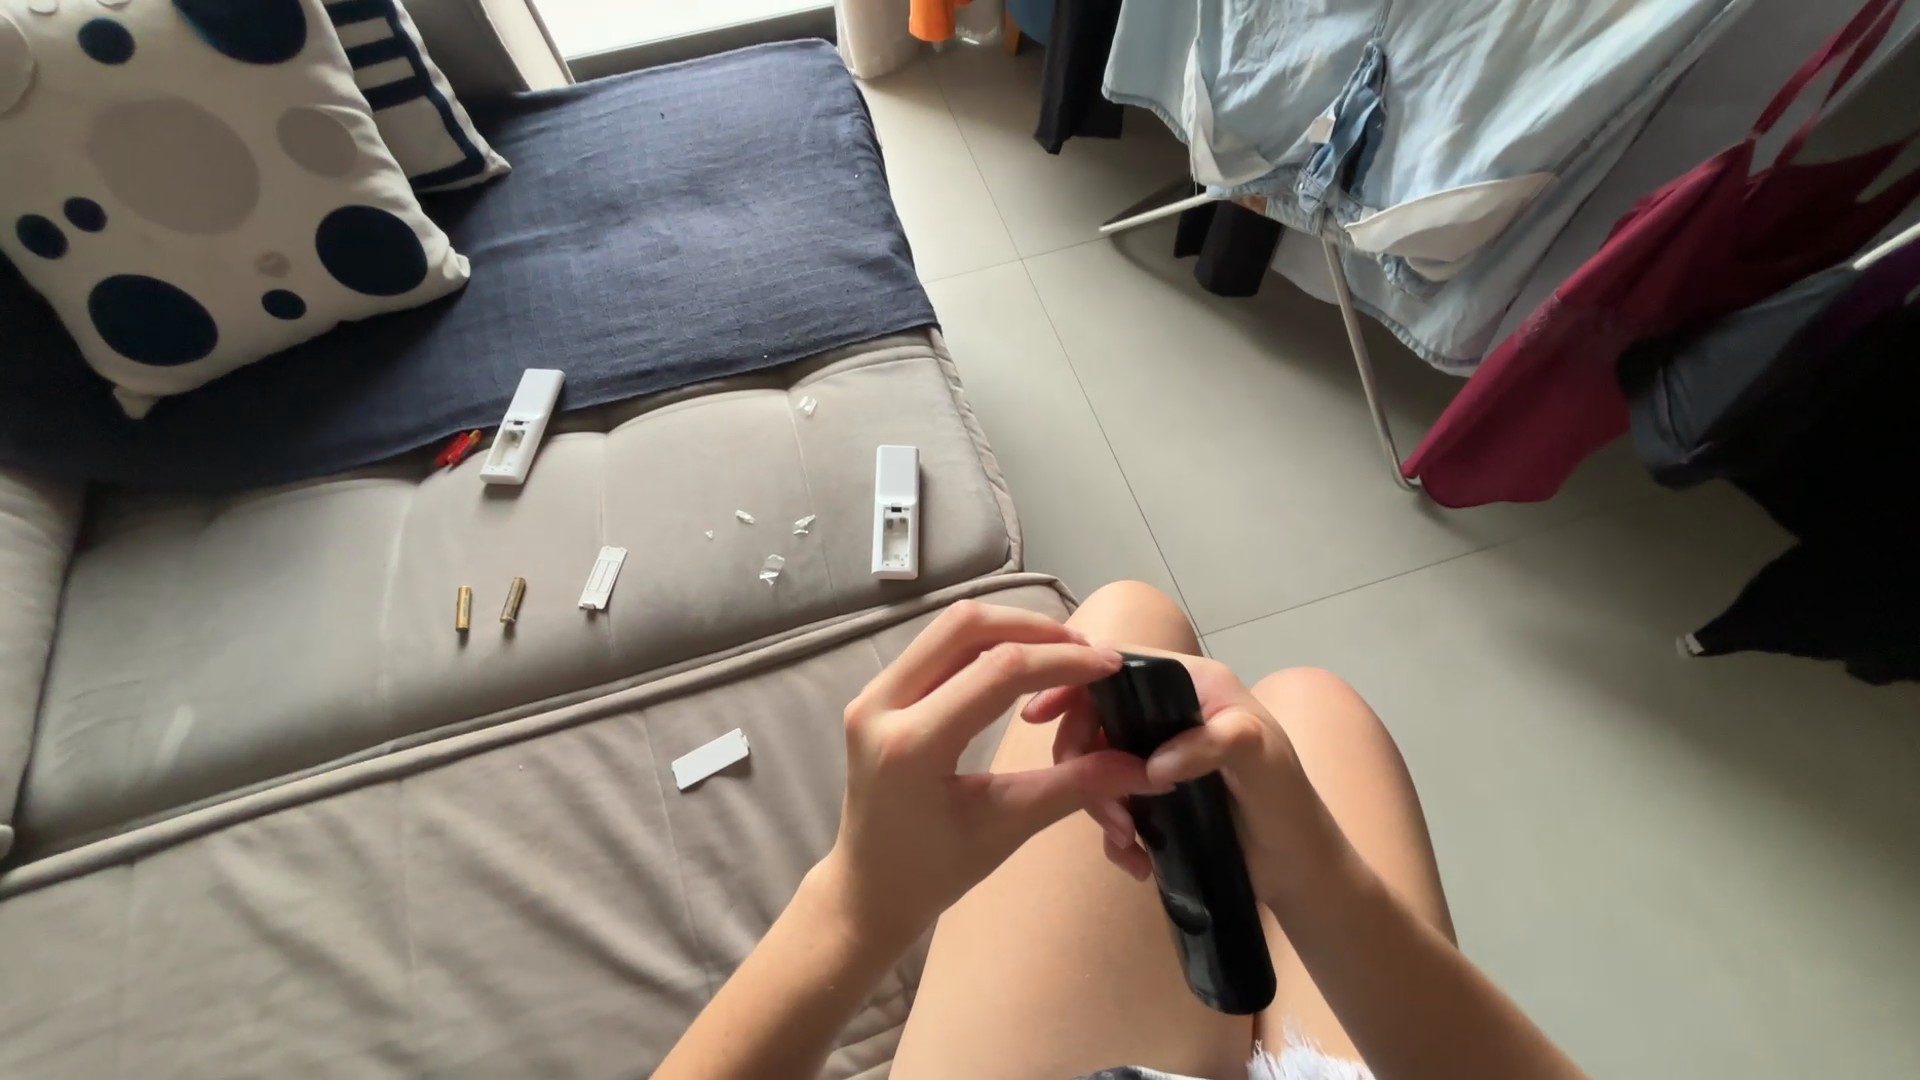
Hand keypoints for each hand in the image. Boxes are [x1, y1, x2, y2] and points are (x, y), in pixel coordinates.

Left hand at [824, 601, 1170, 947]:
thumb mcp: (1007, 827)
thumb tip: (1143, 765)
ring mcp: (872, 694)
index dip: (1060, 660)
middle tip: (1082, 648)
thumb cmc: (934, 870)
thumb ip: (1073, 786)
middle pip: (964, 626)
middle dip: (1031, 626)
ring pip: (947, 628)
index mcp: (910, 745)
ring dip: (1008, 628)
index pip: (997, 672)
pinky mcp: (877, 693)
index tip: (1108, 662)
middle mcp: (880, 704)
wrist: (867, 888)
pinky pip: (935, 647)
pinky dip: (983, 643)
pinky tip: (1019, 660)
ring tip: (1059, 650)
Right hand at [1021, 651, 1332, 903]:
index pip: (1119, 663)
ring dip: (1097, 801)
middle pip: (1095, 713)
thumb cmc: (1288, 807)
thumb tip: (1155, 764)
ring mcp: (1156, 749)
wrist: (1298, 873)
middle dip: (1083, 760)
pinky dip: (1110, 828)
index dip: (1074, 679)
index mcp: (1192, 683)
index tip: (1039, 714)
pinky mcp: (1149, 789)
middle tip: (1099, 806)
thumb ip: (1216, 744)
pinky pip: (1109, 797)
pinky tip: (1131, 857)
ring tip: (1125, 841)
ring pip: (1096, 759)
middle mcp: (1168, 709)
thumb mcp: (1263, 763)